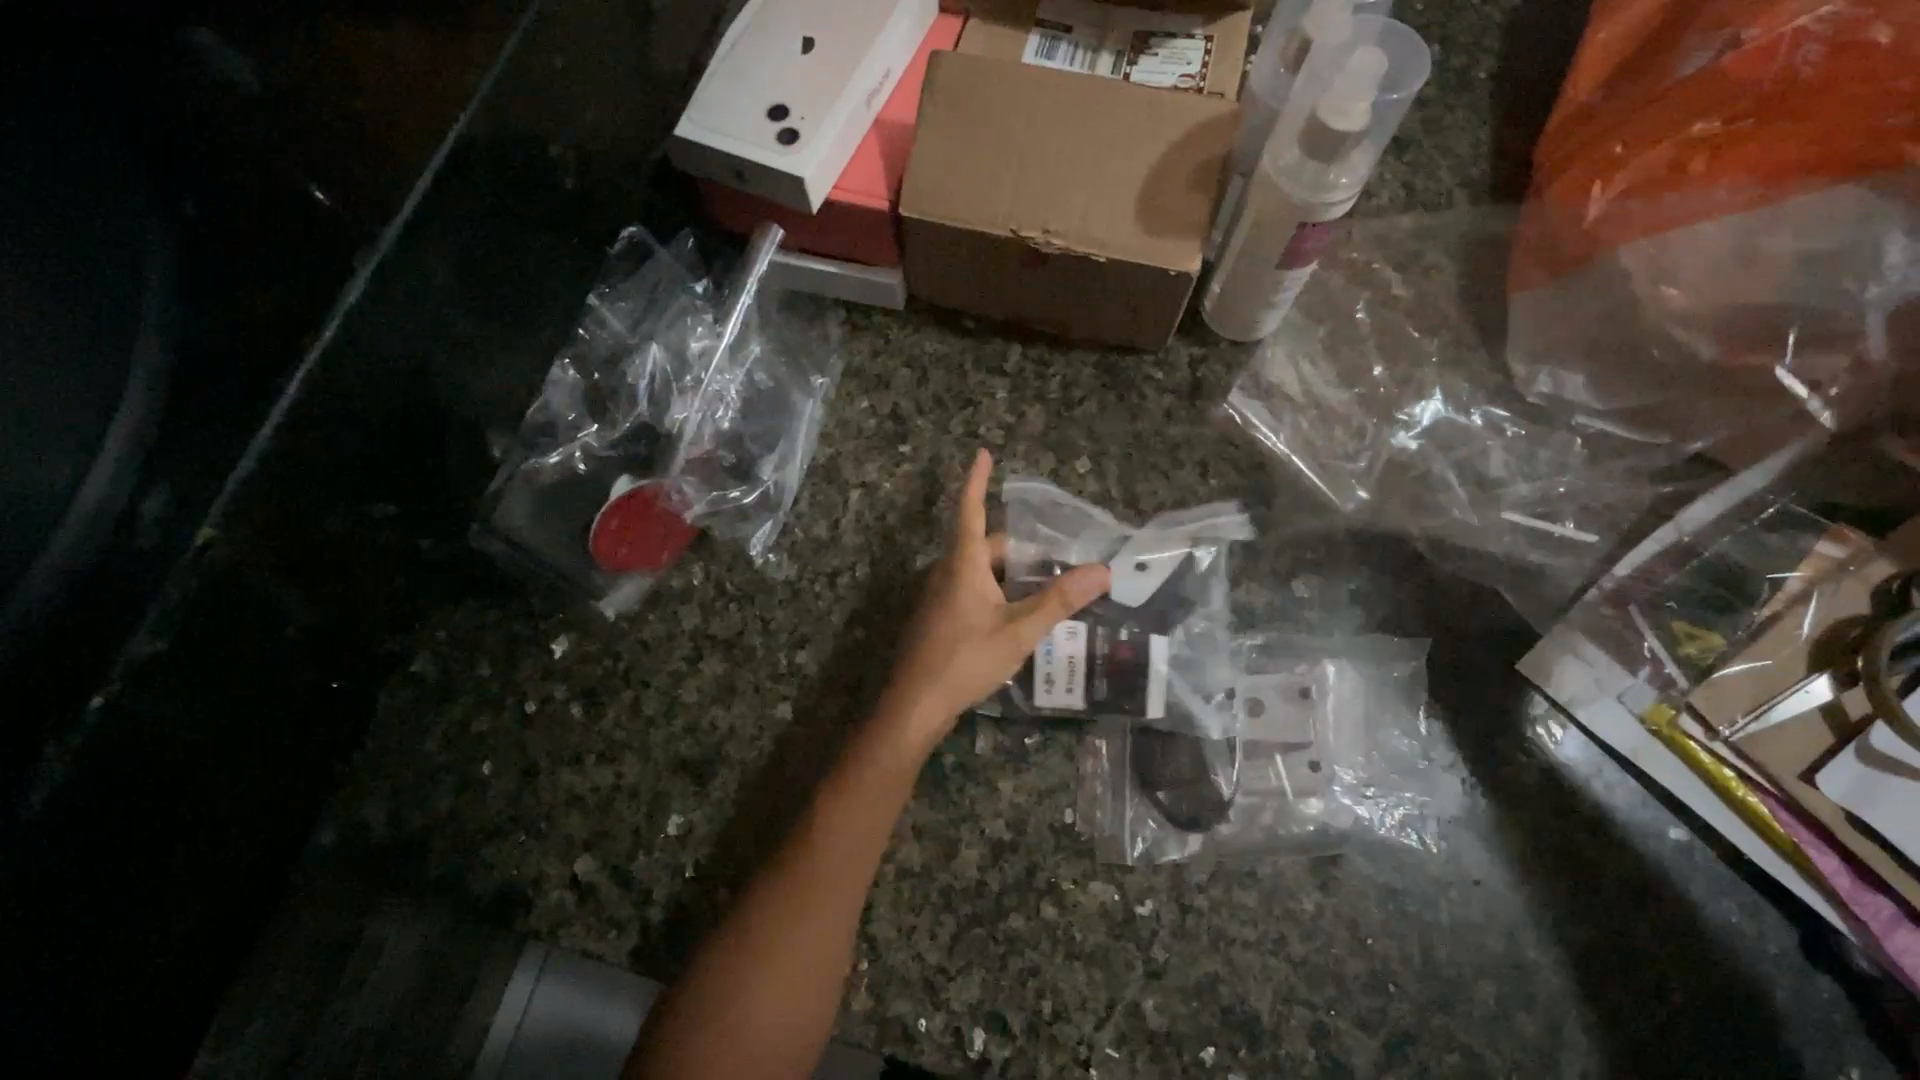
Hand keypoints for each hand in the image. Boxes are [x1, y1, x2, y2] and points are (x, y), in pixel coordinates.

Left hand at [874, 450, 1111, 753]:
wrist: (915, 705)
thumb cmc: (965, 660)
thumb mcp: (1018, 632)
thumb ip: (1058, 601)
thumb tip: (1102, 572)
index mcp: (962, 564)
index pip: (969, 510)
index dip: (976, 481)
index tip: (982, 453)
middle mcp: (946, 573)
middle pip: (984, 546)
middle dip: (1018, 548)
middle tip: (1056, 556)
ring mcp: (937, 598)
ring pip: (977, 572)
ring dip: (1009, 574)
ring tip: (1045, 587)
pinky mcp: (937, 620)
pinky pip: (970, 592)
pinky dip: (996, 593)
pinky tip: (1017, 617)